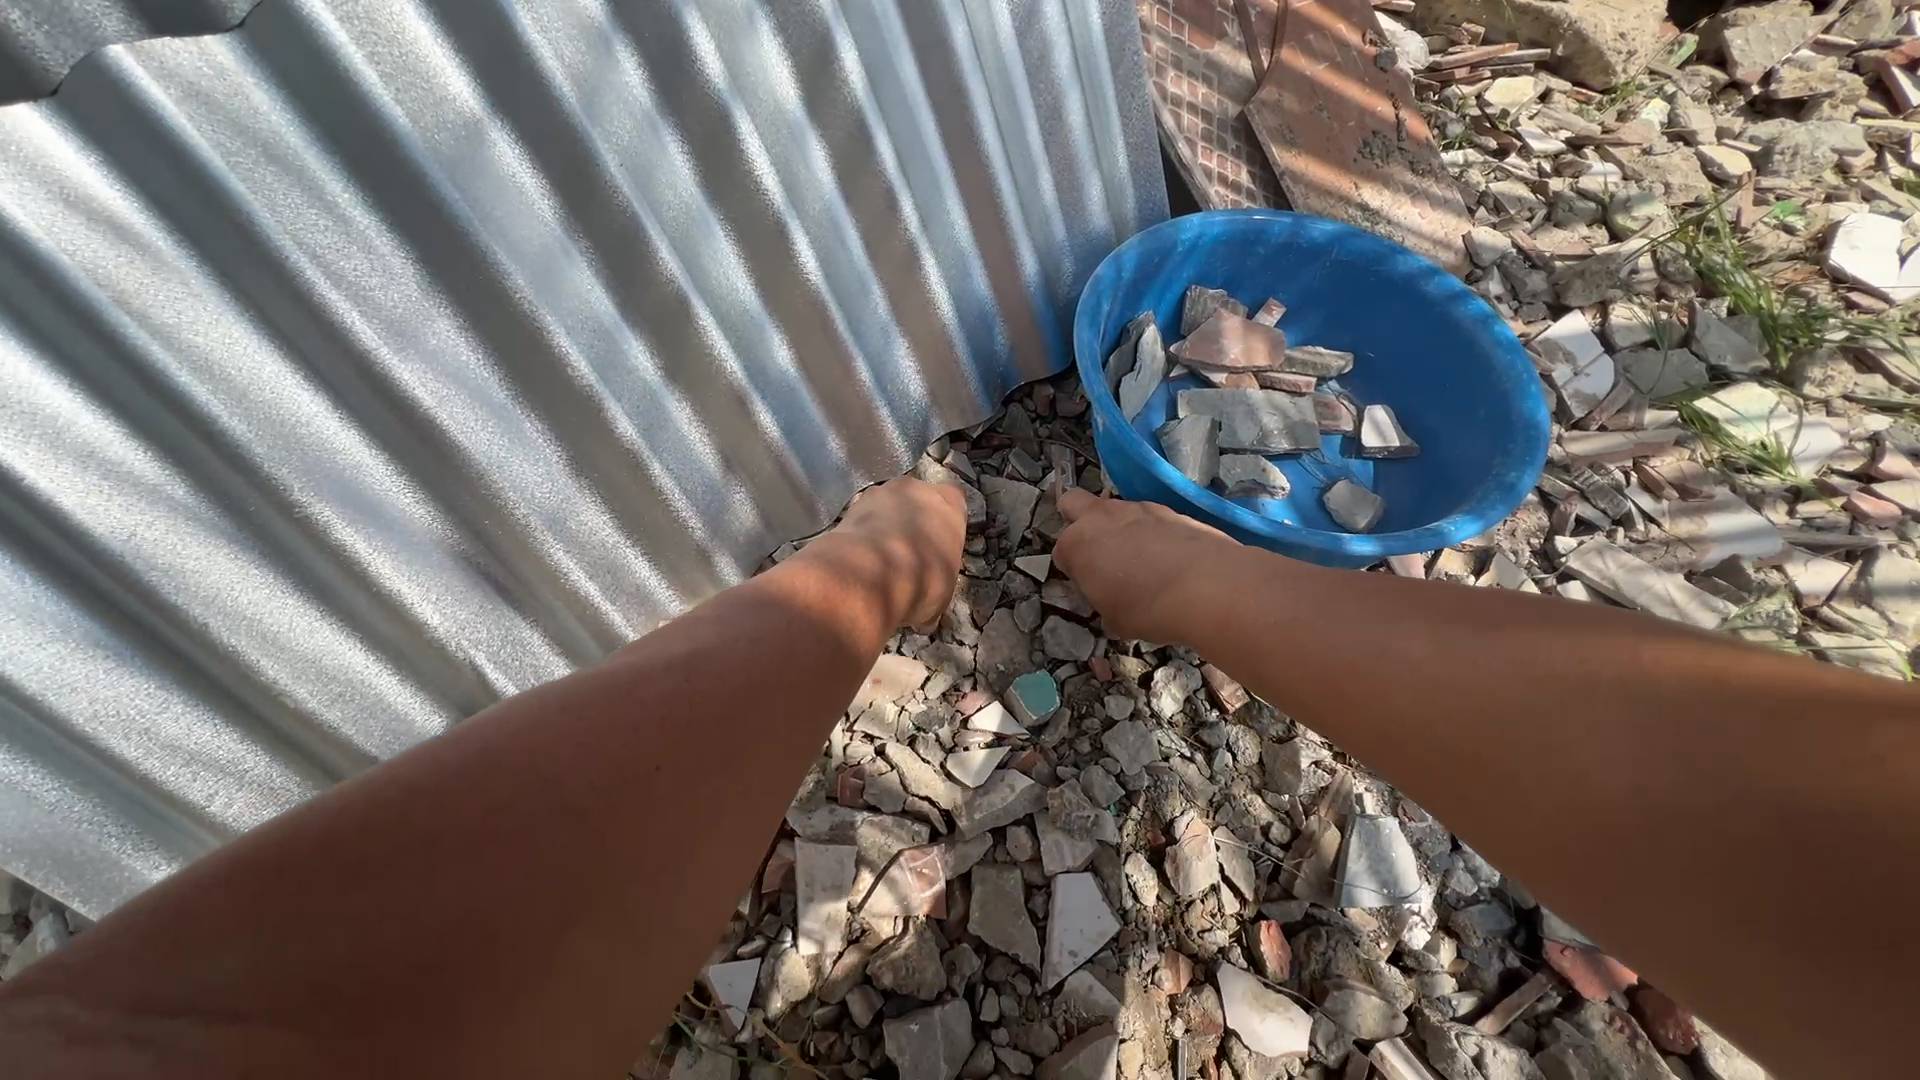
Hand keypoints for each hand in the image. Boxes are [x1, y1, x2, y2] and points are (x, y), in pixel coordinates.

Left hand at [817, 477, 966, 627]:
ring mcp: (880, 493)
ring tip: (879, 560)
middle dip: (913, 520)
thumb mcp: (941, 595)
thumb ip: (936, 590)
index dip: (946, 521)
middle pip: (917, 499)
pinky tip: (860, 562)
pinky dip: (861, 535)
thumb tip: (924, 619)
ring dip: (884, 525)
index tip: (941, 543)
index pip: (955, 501)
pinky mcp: (849, 507)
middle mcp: (916, 490)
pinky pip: (861, 519)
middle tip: (910, 553)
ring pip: (886, 506)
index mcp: (949, 505)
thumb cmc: (922, 581)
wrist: (871, 575)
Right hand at [1051, 490, 1242, 642]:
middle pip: (1073, 502)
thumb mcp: (1116, 621)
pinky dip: (1153, 532)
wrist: (1208, 586)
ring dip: (1121, 528)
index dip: (1073, 569)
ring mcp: (1137, 508)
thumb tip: (1113, 607)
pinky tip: (1170, 558)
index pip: (1062, 552)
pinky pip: (1150, 518)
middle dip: (1078, 520)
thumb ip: (1106, 606)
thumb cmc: (1148, 608)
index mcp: (1077, 545)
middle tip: (1097, 550)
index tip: (1088, 585)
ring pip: (1116, 509)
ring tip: (1143, 561)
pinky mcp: (1170, 509)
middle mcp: (1101, 517)